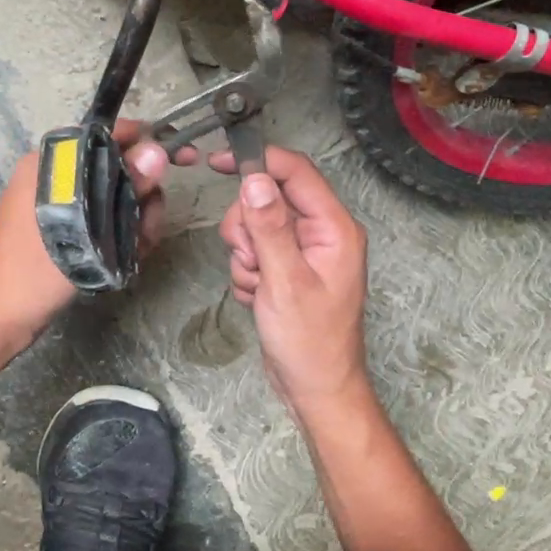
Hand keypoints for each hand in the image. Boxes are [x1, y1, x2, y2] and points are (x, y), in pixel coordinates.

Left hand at [0, 122, 174, 345]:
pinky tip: (126, 259)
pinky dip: (121, 236)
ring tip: (136, 252)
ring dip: (135, 222)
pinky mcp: (65, 227)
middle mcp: (55, 175)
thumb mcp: (85, 229)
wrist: (1, 317)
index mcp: (50, 163)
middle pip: (119, 167)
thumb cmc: (35, 271)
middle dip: (143, 198)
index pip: (109, 134)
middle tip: (147, 231)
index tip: (185, 161)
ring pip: (116, 197)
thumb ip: (121, 187)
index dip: (150, 143)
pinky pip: (104, 219)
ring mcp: (59, 203)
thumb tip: (156, 151)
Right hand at [211, 146, 370, 419]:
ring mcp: (303, 253)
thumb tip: (255, 180)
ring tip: (261, 288)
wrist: (315, 388)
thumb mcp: (285, 281)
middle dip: (247, 230)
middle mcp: (321, 233)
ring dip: (246, 257)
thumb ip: (269, 227)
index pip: (294, 172)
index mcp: (333, 228)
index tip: (217, 162)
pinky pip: (254, 253)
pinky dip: (249, 274)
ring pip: (255, 228)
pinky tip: (261, 298)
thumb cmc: (310, 341)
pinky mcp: (287, 270)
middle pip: (267, 200)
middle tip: (254, 263)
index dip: (257, 162)